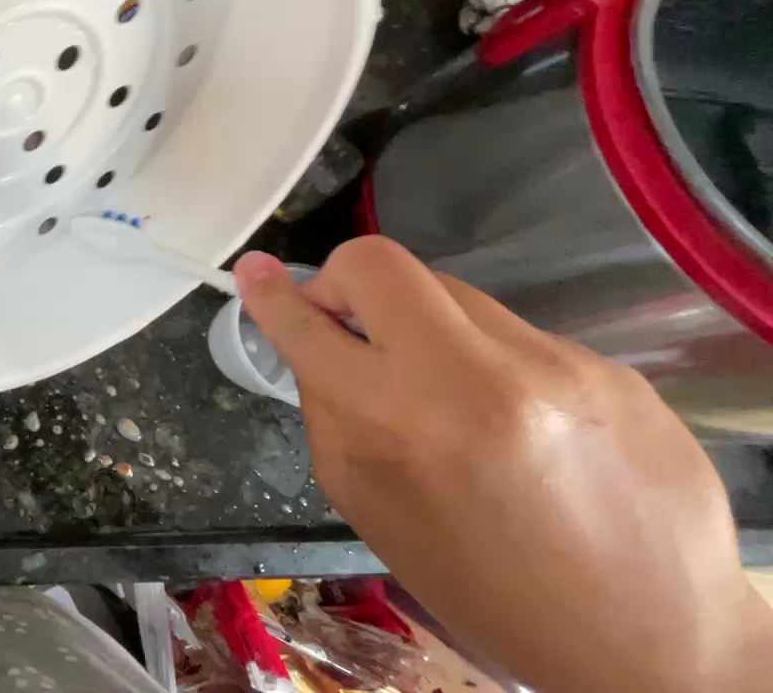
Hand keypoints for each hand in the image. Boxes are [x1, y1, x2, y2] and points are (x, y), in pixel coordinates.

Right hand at [235, 238, 772, 692]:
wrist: (652, 644)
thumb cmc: (474, 580)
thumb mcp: (362, 497)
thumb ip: (329, 404)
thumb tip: (311, 334)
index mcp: (399, 418)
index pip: (309, 322)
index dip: (270, 292)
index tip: (255, 271)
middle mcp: (479, 373)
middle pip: (379, 264)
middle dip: (345, 285)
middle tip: (353, 331)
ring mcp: (558, 365)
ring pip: (451, 295)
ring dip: (423, 328)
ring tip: (448, 394)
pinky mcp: (616, 371)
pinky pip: (518, 336)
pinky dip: (491, 363)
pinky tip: (520, 424)